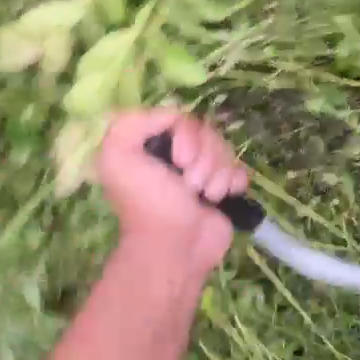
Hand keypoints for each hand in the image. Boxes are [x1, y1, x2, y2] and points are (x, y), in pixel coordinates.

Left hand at [96, 109, 247, 275]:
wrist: (179, 244)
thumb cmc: (149, 202)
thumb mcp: (119, 156)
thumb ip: (132, 123)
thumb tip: (174, 115)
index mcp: (150, 144)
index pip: (184, 118)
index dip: (189, 136)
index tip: (179, 160)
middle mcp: (175, 154)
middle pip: (209, 133)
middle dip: (205, 159)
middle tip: (190, 184)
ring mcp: (203, 170)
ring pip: (226, 151)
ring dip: (218, 175)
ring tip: (204, 196)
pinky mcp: (224, 187)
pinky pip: (240, 170)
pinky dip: (233, 184)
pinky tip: (220, 198)